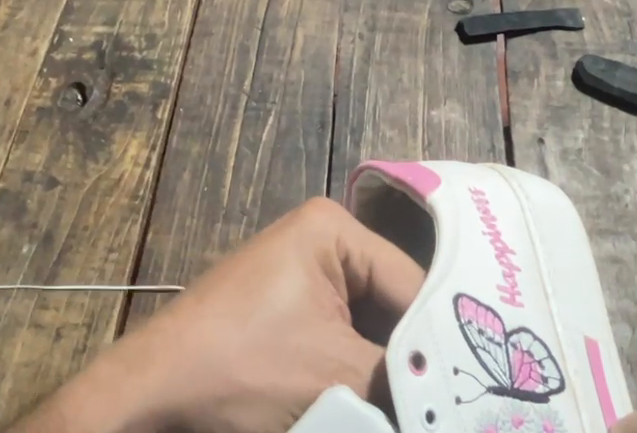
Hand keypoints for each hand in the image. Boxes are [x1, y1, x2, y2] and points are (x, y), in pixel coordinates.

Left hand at [11, 197, 424, 432]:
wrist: (153, 396)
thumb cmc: (243, 369)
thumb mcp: (339, 378)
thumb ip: (406, 384)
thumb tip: (464, 398)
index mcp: (334, 229)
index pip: (417, 285)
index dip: (449, 343)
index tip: (483, 391)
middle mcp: (321, 242)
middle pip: (396, 306)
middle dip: (420, 359)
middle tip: (465, 401)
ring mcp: (302, 278)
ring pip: (372, 329)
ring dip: (393, 374)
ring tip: (431, 406)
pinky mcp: (287, 316)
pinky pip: (342, 342)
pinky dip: (362, 377)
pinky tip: (384, 405)